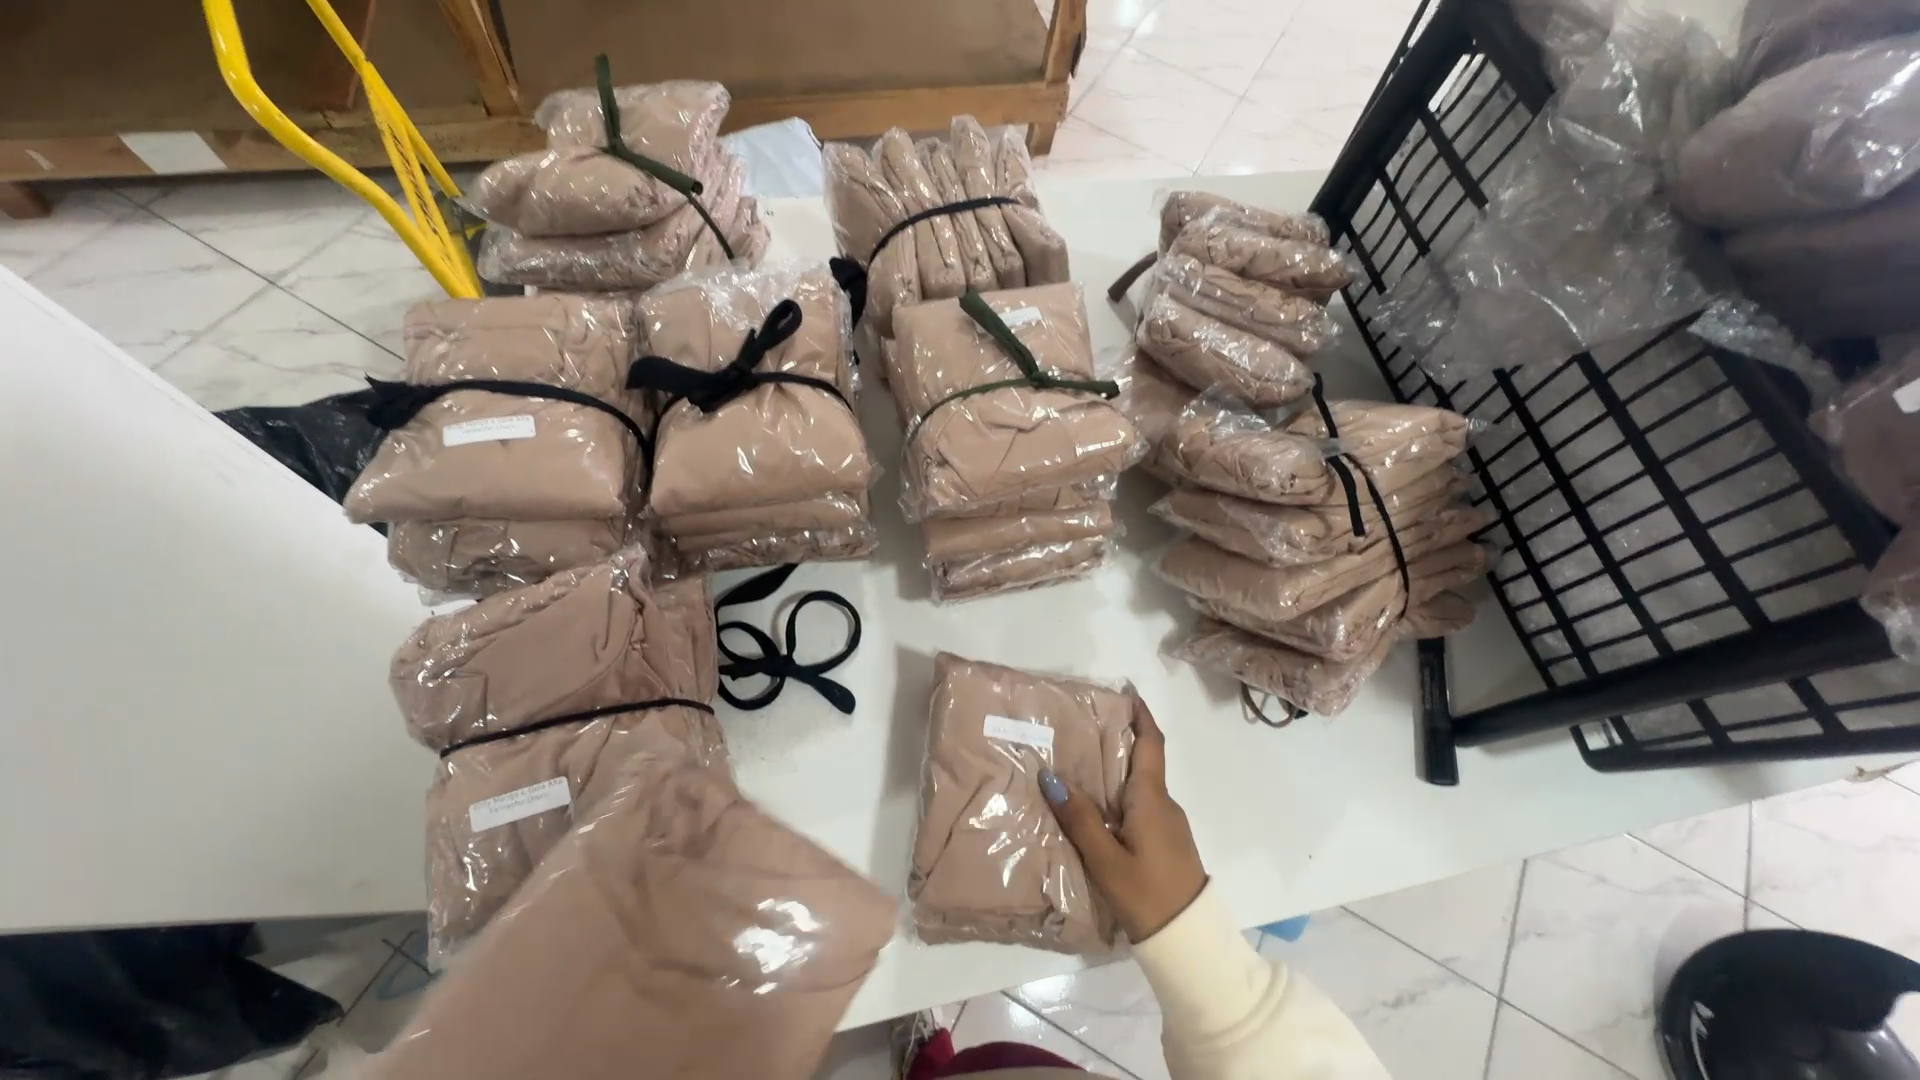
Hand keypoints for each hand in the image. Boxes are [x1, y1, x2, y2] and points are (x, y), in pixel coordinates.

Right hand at [1041, 695, 1207, 942]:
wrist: (1189, 940)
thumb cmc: (1147, 894)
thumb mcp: (1106, 859)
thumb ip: (1080, 818)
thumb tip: (1050, 775)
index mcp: (1152, 799)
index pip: (1152, 744)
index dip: (1142, 716)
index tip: (1127, 693)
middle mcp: (1164, 804)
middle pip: (1143, 762)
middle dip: (1119, 741)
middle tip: (1082, 729)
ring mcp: (1168, 826)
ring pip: (1140, 787)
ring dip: (1116, 772)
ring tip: (1078, 768)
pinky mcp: (1165, 844)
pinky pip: (1141, 808)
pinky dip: (1120, 797)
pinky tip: (1096, 810)